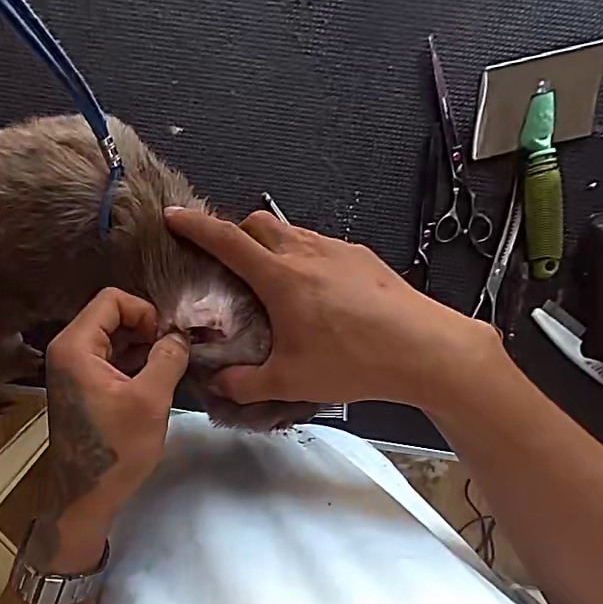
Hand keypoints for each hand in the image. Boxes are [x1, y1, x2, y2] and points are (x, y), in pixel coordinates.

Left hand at [40, 288, 189, 543]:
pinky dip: (134, 364)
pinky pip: (111, 361)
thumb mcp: (150, 400)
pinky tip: (156, 381)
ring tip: (171, 367)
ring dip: (143, 348)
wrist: (86, 496)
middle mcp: (68, 352)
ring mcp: (73, 371)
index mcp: (75, 346)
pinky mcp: (83, 389)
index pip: (112, 299)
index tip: (167, 339)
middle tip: (175, 353)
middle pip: (112, 317)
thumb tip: (179, 335)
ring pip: (114, 340)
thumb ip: (168, 358)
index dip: (145, 311)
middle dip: (147, 329)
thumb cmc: (115, 449)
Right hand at [166, 208, 506, 408]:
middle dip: (234, 234)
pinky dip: (303, 256)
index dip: (195, 227)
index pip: (226, 240)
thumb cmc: (359, 360)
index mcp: (281, 277)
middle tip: (227, 263)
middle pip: (259, 223)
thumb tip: (220, 385)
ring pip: (292, 231)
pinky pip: (321, 245)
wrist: (427, 349)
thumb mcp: (290, 381)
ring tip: (270, 282)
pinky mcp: (363, 259)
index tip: (175, 217)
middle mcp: (308, 253)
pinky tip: (313, 292)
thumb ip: (245, 384)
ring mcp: (339, 251)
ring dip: (271, 245)